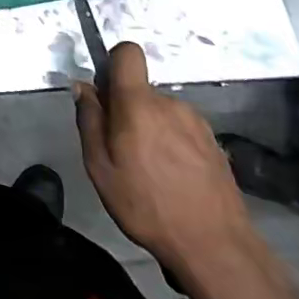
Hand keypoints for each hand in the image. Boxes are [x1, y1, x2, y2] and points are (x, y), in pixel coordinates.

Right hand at [75, 42, 254, 266]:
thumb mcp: (100, 167)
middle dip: (125, 110)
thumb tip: (84, 88)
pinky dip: (170, 143)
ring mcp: (197, 122)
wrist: (215, 245)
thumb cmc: (146, 205)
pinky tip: (171, 177)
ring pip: (160, 111)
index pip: (127, 53)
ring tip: (147, 169)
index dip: (112, 63)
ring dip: (148, 128)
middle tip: (119, 150)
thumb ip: (89, 121)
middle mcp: (170, 103)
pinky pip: (180, 129)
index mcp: (139, 104)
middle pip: (139, 90)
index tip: (103, 94)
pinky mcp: (214, 142)